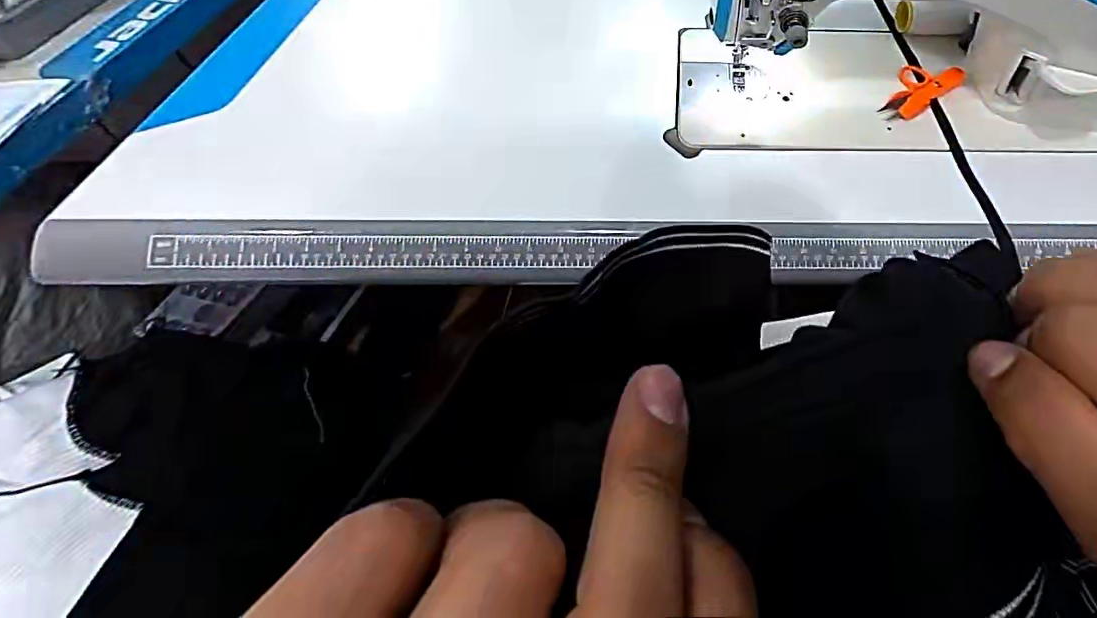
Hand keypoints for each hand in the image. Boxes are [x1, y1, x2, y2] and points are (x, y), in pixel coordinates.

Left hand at [248, 365, 754, 616]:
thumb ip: (648, 612)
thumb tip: (687, 547)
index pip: (719, 602)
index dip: (711, 542)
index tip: (692, 491)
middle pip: (628, 557)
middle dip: (624, 516)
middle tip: (598, 511)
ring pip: (505, 535)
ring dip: (494, 543)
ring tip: (461, 593)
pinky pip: (377, 543)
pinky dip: (387, 537)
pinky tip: (387, 568)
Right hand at [967, 241, 1096, 617]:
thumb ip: (1045, 436)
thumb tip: (992, 355)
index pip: (1080, 342)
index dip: (1035, 370)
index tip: (1039, 407)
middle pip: (1093, 293)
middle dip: (1042, 329)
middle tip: (1048, 376)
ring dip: (1059, 298)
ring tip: (1066, 347)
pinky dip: (1085, 279)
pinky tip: (1095, 323)